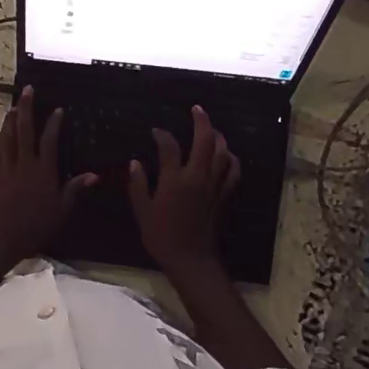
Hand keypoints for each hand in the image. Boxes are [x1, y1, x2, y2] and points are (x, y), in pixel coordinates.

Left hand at [0, 87, 95, 261]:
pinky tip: (1, 132)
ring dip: (10, 119)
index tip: (57, 110)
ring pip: (7, 136)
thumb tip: (94, 175)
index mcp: (43, 171)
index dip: (53, 123)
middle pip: (24, 129)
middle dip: (26, 107)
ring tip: (14, 107)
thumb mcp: (62, 209)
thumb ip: (75, 189)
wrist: (3, 236)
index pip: (49, 139)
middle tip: (27, 90)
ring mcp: (5, 167)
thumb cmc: (36, 225)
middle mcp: (24, 163)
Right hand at [129, 105, 239, 274]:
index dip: (162, 135)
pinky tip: (227, 155)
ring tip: (211, 129)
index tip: (155, 132)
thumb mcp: (142, 211)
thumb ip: (138, 184)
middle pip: (205, 141)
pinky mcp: (224, 195)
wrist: (191, 259)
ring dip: (218, 137)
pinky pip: (233, 171)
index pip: (170, 147)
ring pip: (223, 153)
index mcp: (175, 180)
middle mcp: (198, 177)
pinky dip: (231, 158)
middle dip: (202, 121)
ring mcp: (215, 186)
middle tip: (197, 109)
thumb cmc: (161, 236)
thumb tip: (135, 163)